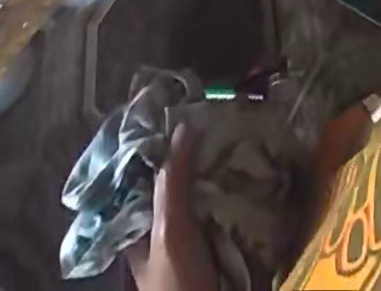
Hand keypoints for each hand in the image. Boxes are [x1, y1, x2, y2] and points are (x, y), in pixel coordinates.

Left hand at [126, 124, 217, 290]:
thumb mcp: (170, 231)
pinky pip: (219, 209)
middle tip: (210, 114)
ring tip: (231, 131)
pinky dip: (229, 191)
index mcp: (136, 224)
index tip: (172, 108)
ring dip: (211, 169)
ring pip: (196, 191)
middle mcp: (158, 227)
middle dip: (187, 151)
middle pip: (170, 178)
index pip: (140, 170)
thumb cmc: (178, 286)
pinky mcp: (214, 246)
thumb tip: (182, 126)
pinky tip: (244, 168)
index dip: (153, 140)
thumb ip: (171, 182)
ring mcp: (187, 237)